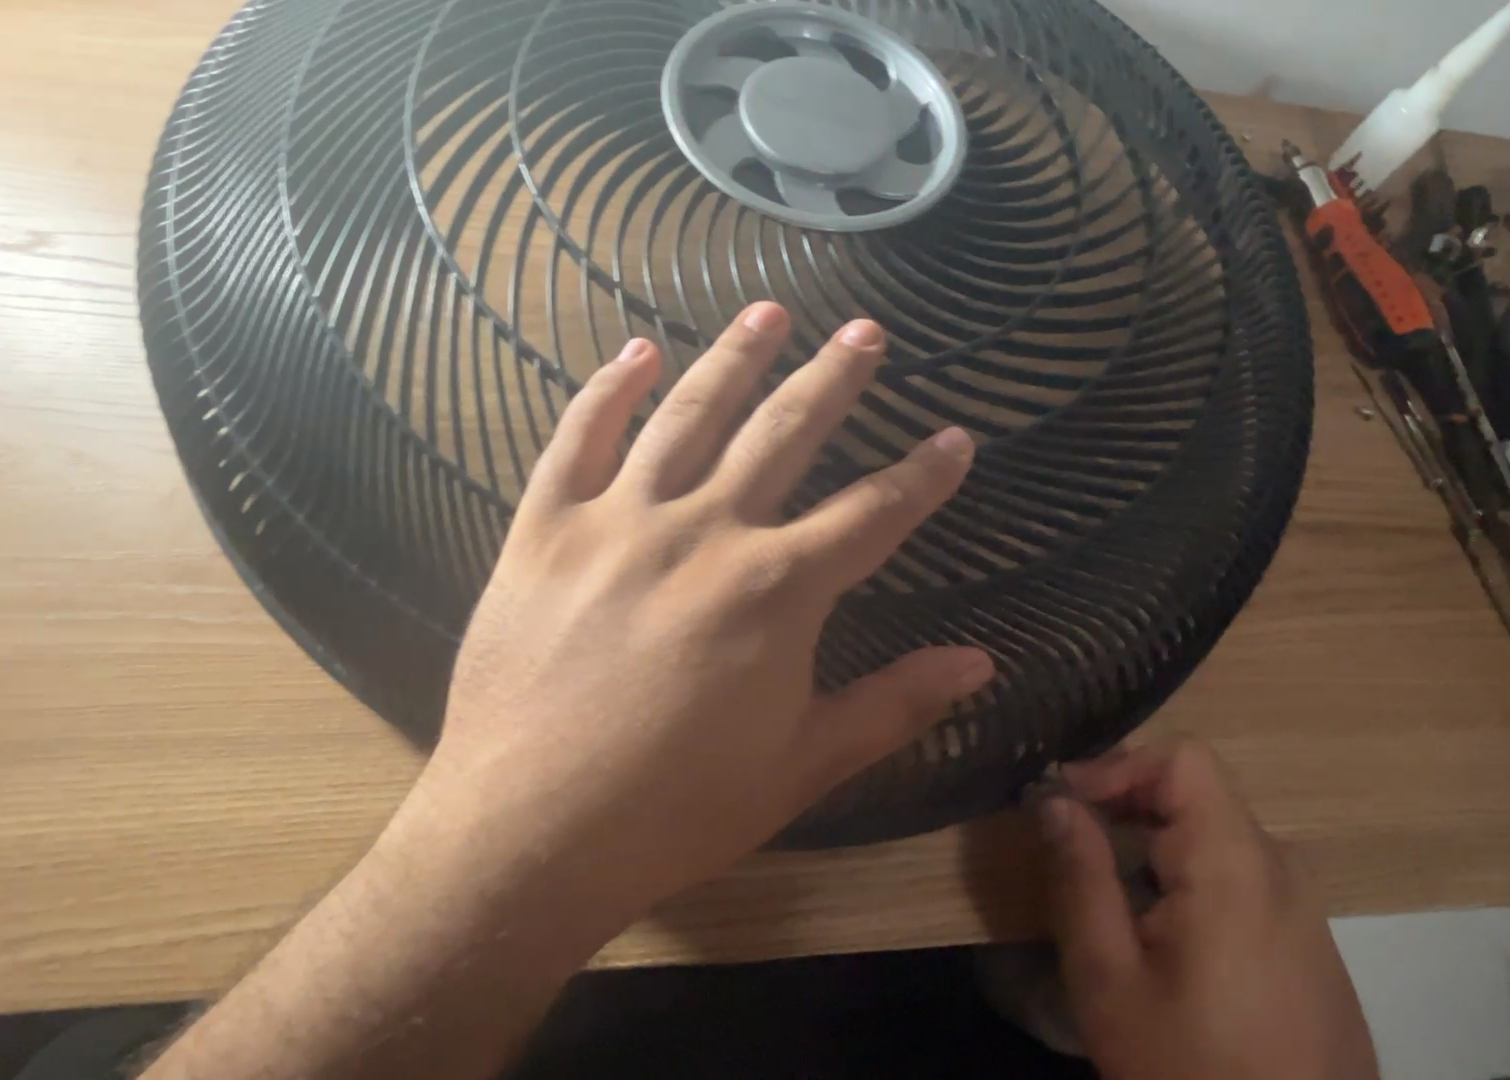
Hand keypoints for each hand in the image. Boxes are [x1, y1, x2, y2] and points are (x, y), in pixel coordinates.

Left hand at [426, 301, 993, 919]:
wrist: (529, 836)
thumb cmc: (678, 809)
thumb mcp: (803, 765)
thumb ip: (893, 704)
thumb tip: (979, 665)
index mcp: (775, 590)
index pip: (873, 513)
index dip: (924, 476)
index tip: (957, 437)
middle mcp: (703, 531)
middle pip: (783, 434)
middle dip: (834, 379)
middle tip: (866, 330)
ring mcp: (617, 521)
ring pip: (686, 414)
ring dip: (733, 357)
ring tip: (768, 310)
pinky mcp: (543, 529)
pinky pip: (578, 440)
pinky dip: (607, 390)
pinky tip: (636, 352)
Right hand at [1039, 740, 1377, 1079]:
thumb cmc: (1185, 1071)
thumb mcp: (1108, 978)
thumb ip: (1080, 876)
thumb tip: (1055, 799)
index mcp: (1235, 867)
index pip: (1185, 759)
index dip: (1120, 765)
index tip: (1068, 802)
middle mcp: (1282, 872)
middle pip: (1201, 792)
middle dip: (1128, 802)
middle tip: (1072, 841)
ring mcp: (1306, 912)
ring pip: (1220, 834)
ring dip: (1156, 839)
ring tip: (1108, 887)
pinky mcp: (1312, 948)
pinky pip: (1245, 877)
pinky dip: (1190, 874)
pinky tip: (1161, 931)